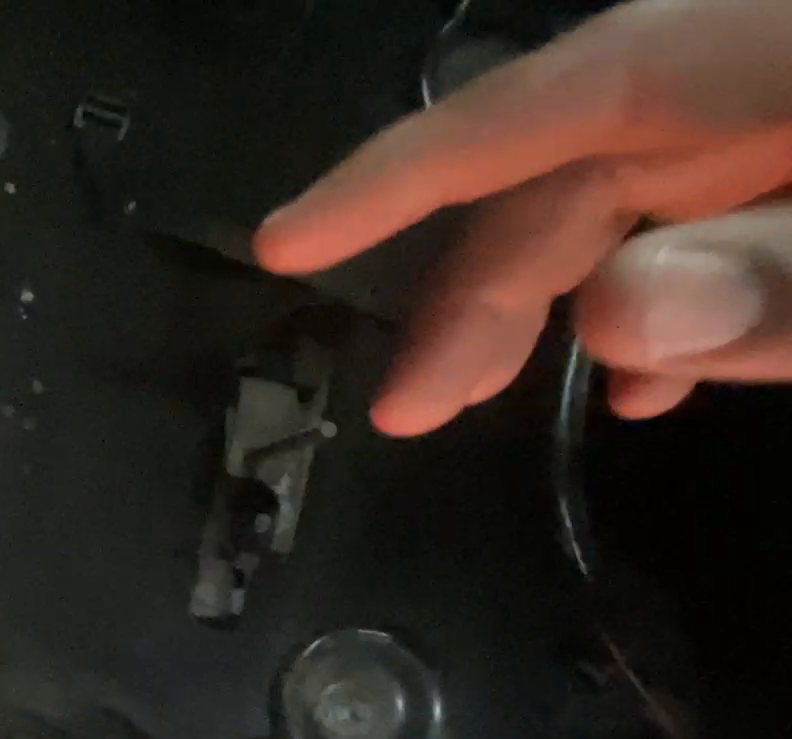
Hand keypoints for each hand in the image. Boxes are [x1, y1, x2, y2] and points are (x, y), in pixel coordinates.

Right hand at [254, 0, 791, 435]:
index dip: (398, 175)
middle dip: (477, 299)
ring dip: (543, 314)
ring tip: (484, 402)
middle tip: (409, 409)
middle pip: (567, 177)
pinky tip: (638, 381)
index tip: (279, 246)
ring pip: (617, 210)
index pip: (547, 101)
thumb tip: (623, 314)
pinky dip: (648, 302)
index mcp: (778, 46)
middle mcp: (759, 74)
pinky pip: (696, 224)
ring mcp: (783, 121)